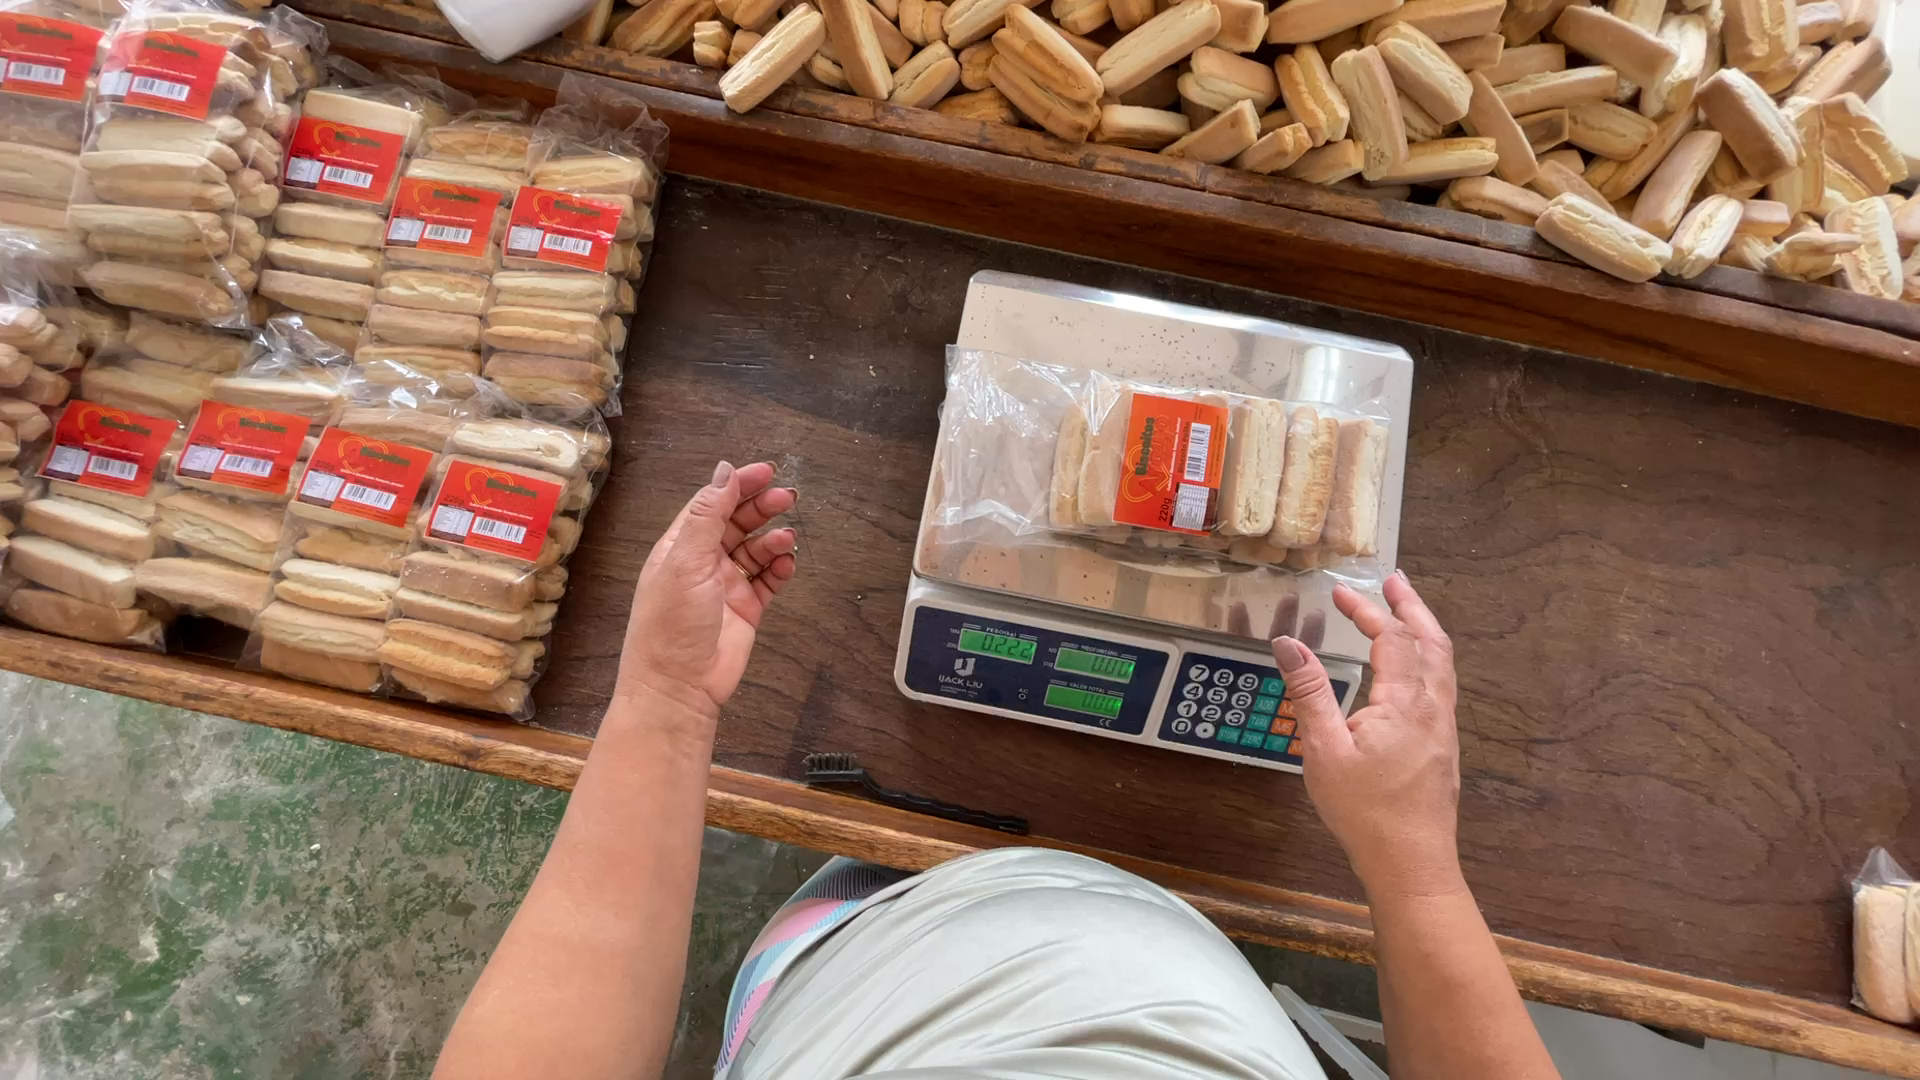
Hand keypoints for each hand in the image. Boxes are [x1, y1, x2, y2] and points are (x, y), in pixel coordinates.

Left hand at [615, 461, 797, 717]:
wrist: (679, 687)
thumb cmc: (671, 625)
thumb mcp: (686, 562)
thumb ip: (707, 515)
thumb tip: (723, 471)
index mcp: (680, 547)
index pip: (711, 504)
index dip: (738, 485)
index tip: (767, 471)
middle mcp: (703, 563)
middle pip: (737, 523)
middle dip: (761, 508)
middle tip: (788, 497)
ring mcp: (726, 586)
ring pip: (757, 551)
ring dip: (773, 540)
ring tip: (787, 539)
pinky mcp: (747, 609)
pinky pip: (769, 580)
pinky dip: (780, 569)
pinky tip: (786, 565)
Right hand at [1273, 572, 1461, 896]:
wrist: (1411, 864)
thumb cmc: (1363, 809)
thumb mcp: (1324, 749)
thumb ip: (1309, 691)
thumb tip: (1287, 643)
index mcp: (1406, 705)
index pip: (1393, 640)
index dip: (1369, 611)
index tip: (1341, 592)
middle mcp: (1434, 709)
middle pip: (1433, 643)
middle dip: (1413, 607)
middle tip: (1394, 580)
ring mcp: (1444, 728)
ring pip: (1443, 663)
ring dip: (1424, 629)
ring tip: (1405, 608)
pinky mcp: (1442, 744)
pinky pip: (1442, 683)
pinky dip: (1428, 655)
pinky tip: (1412, 662)